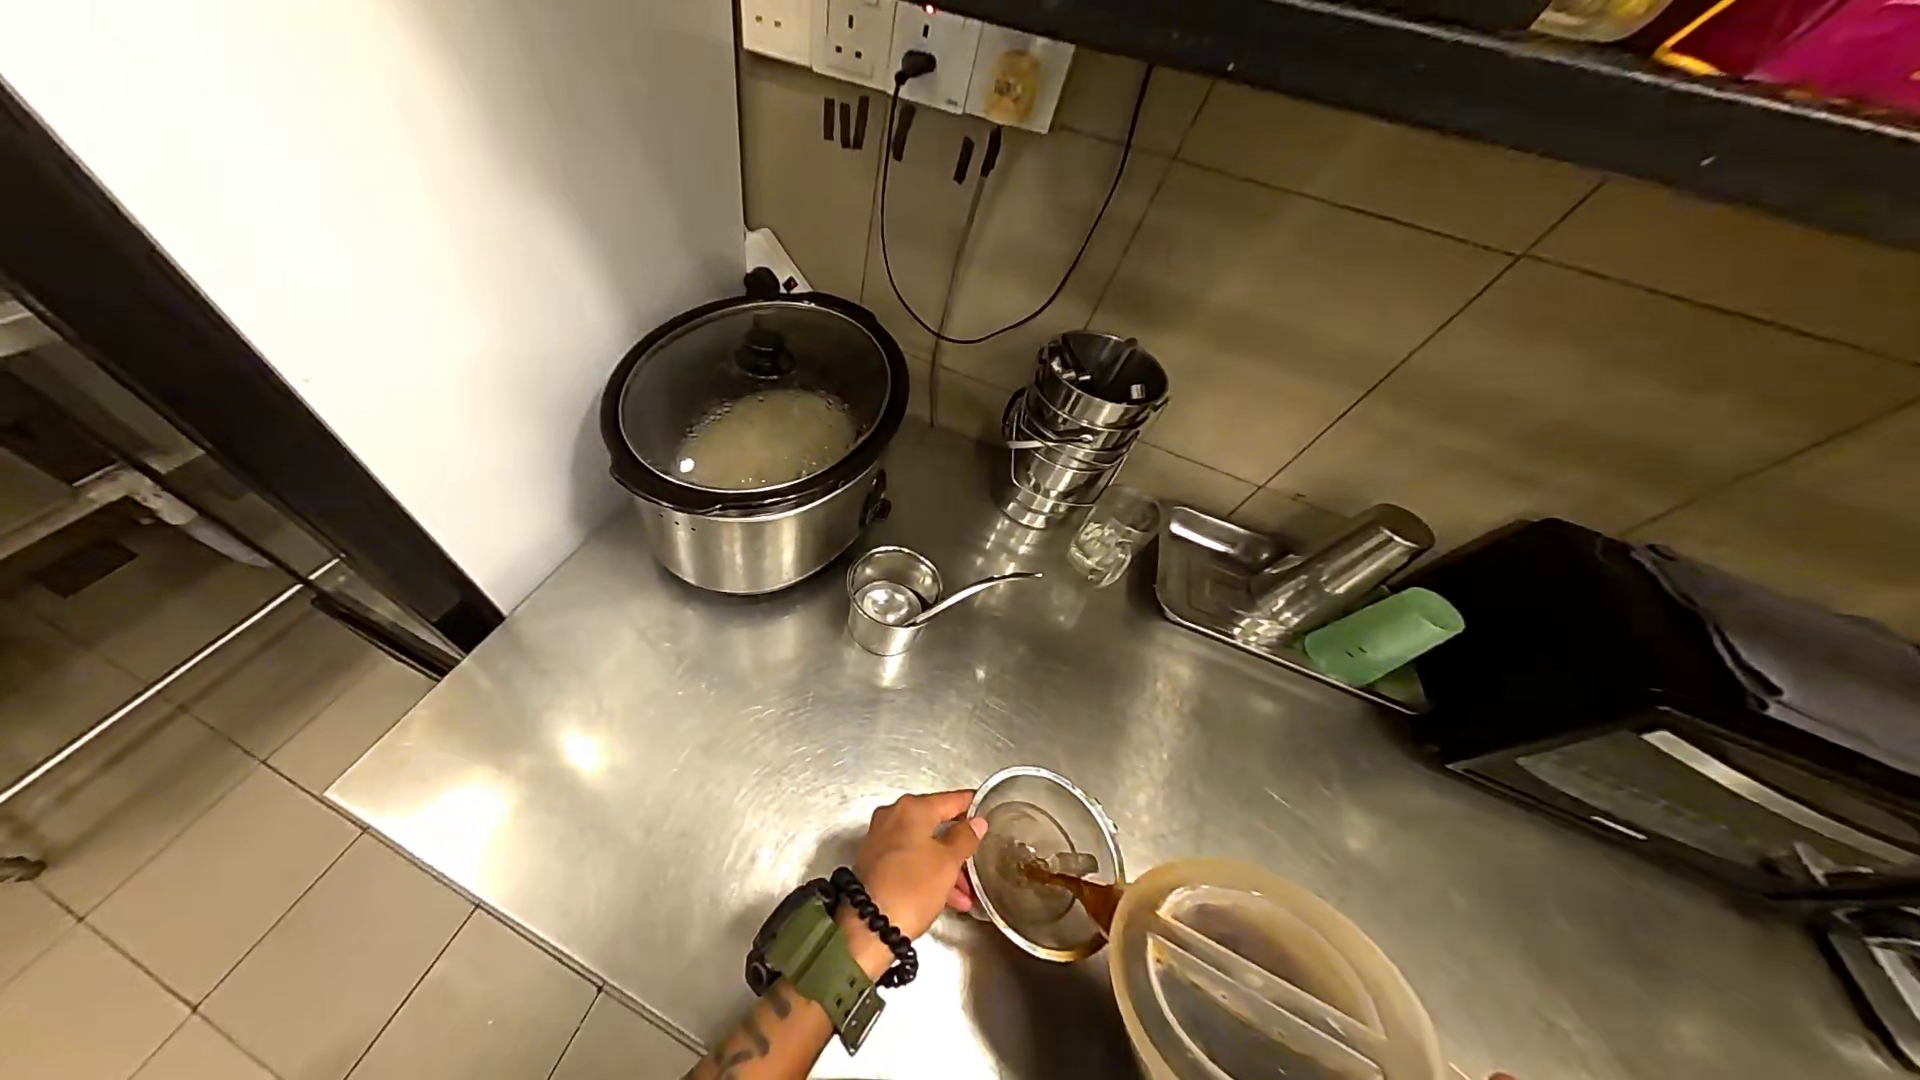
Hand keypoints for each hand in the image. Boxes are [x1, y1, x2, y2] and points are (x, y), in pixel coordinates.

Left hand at [839, 790, 986, 975]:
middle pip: (936, 825)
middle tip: (979, 863)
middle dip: (960, 847)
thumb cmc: (913, 887)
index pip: (952, 799)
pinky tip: (949, 899)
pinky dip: (929, 873)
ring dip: (947, 866)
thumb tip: (977, 822)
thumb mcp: (947, 862)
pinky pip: (910, 860)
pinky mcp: (876, 862)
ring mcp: (882, 839)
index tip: (989, 812)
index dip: (973, 805)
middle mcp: (894, 816)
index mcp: (912, 808)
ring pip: (924, 846)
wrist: (867, 927)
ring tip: (967, 894)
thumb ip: (965, 838)